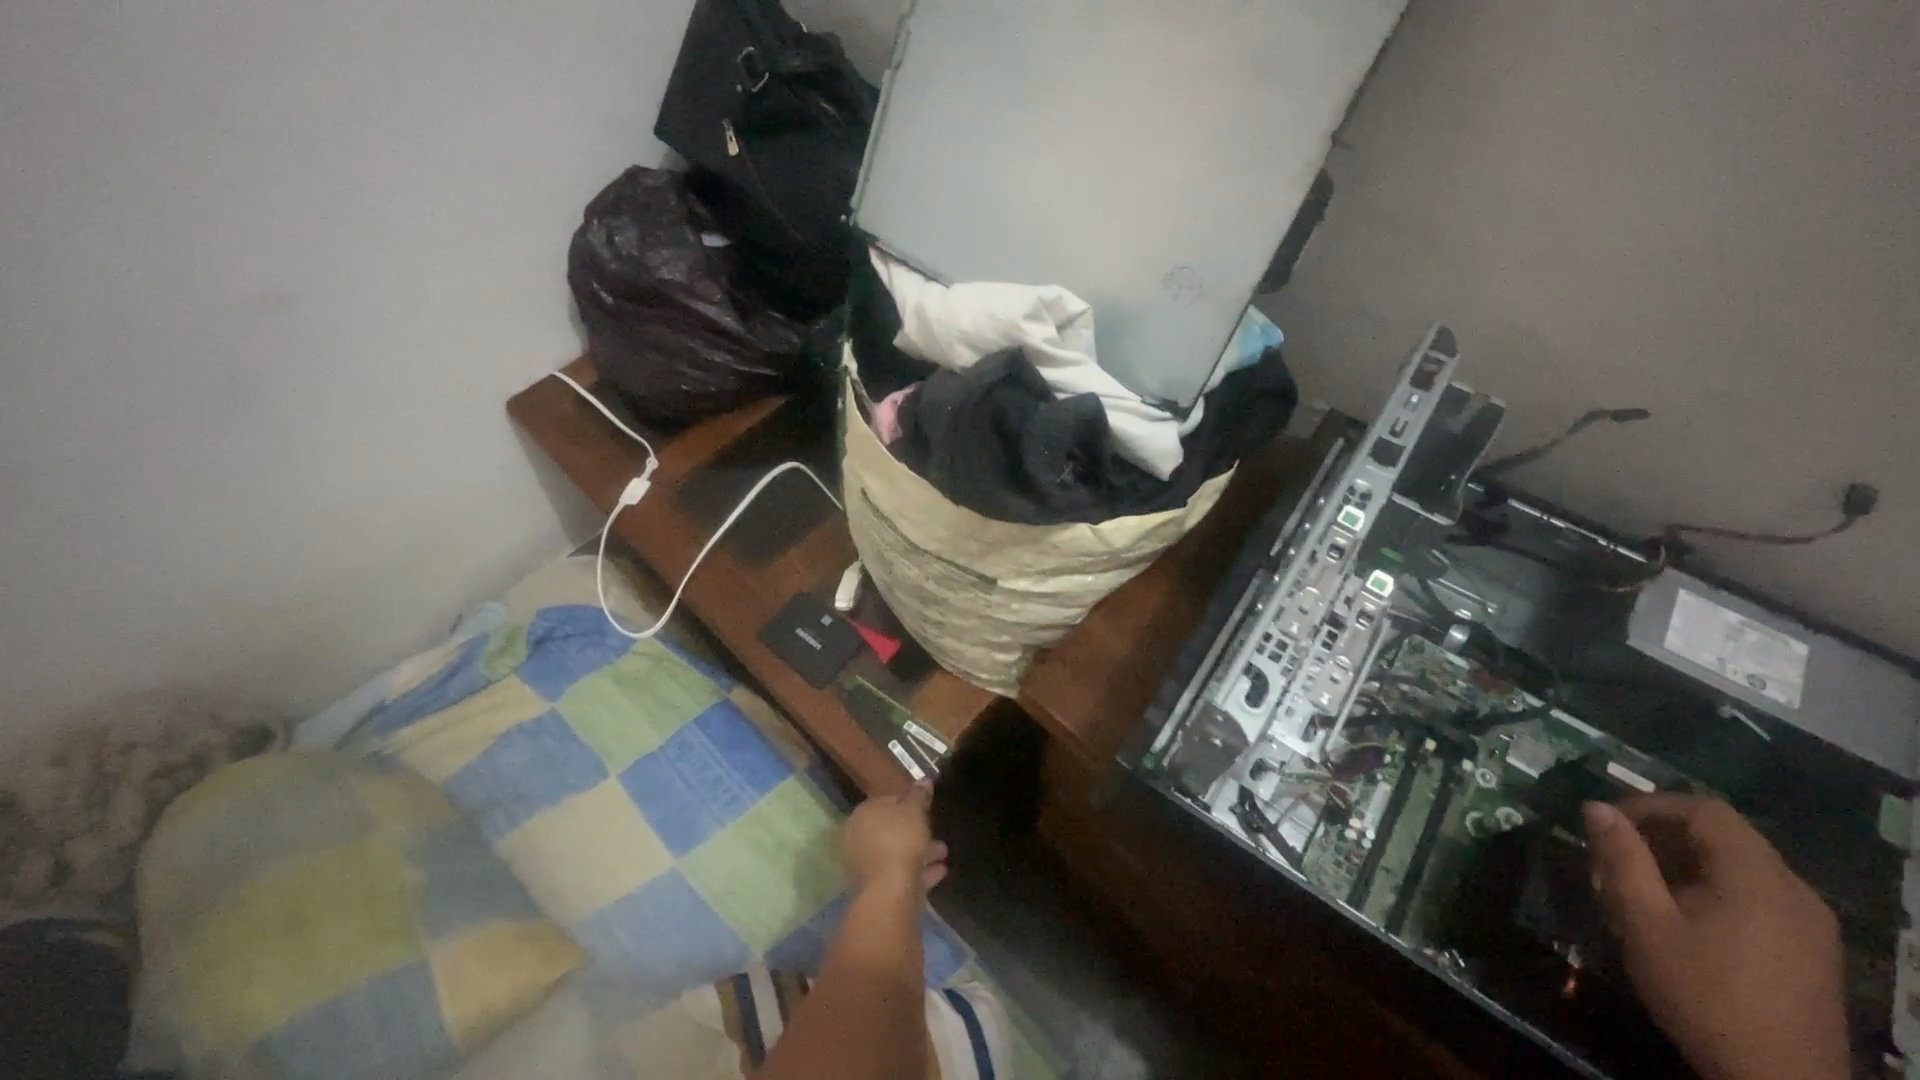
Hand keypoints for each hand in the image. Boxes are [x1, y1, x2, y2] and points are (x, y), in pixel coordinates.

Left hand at [839, 782, 948, 894]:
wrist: (890, 890)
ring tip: (943, 854)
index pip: (885, 802)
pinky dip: (918, 871)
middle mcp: (858, 838)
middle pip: (891, 830)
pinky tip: (939, 871)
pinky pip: (900, 873)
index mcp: (861, 815)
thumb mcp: (914, 811)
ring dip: (920, 852)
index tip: (926, 808)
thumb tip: (923, 780)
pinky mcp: (876, 889)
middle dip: (916, 831)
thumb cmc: (899, 840)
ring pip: (897, 853)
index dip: (907, 803)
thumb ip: (919, 795)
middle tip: (936, 832)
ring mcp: (865, 865)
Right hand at [1585, 795, 1849, 1079]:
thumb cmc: (1703, 995)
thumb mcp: (1645, 924)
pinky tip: (1687, 922)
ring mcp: (1811, 921)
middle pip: (1725, 835)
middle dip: (1663, 836)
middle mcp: (1794, 888)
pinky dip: (1716, 889)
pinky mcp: (1813, 949)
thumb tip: (1596, 808)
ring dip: (1687, 864)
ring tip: (1643, 891)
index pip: (1704, 809)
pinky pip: (1759, 895)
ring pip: (1741, 866)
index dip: (1650, 805)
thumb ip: (1622, 860)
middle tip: (1616, 858)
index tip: (1607, 825)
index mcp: (1756, 876)